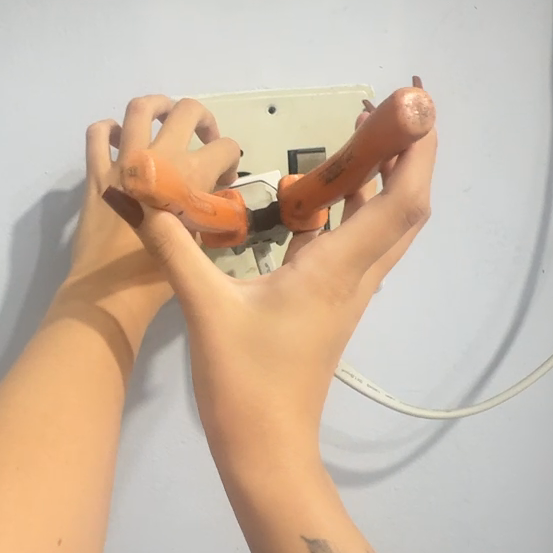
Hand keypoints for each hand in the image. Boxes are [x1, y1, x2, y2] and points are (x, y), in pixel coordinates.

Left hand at [54, 96, 241, 346]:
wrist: (112, 289)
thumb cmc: (160, 275)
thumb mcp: (201, 243)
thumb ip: (209, 215)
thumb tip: (211, 203)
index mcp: (193, 176)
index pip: (227, 147)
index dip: (231, 159)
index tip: (223, 179)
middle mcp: (160, 157)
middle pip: (187, 110)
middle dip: (201, 117)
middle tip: (201, 136)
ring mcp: (124, 161)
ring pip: (139, 108)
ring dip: (156, 106)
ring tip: (162, 117)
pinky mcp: (96, 173)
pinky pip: (98, 134)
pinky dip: (108, 129)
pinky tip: (117, 139)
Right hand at [111, 108, 437, 474]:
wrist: (266, 450)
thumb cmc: (243, 382)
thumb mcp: (202, 306)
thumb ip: (171, 246)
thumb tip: (136, 196)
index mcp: (336, 270)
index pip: (401, 200)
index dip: (416, 149)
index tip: (413, 102)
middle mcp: (354, 278)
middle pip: (406, 209)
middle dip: (407, 156)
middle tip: (386, 113)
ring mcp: (347, 296)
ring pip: (384, 230)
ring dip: (381, 185)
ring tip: (356, 144)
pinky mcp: (331, 310)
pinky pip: (355, 249)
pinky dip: (350, 216)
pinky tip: (315, 204)